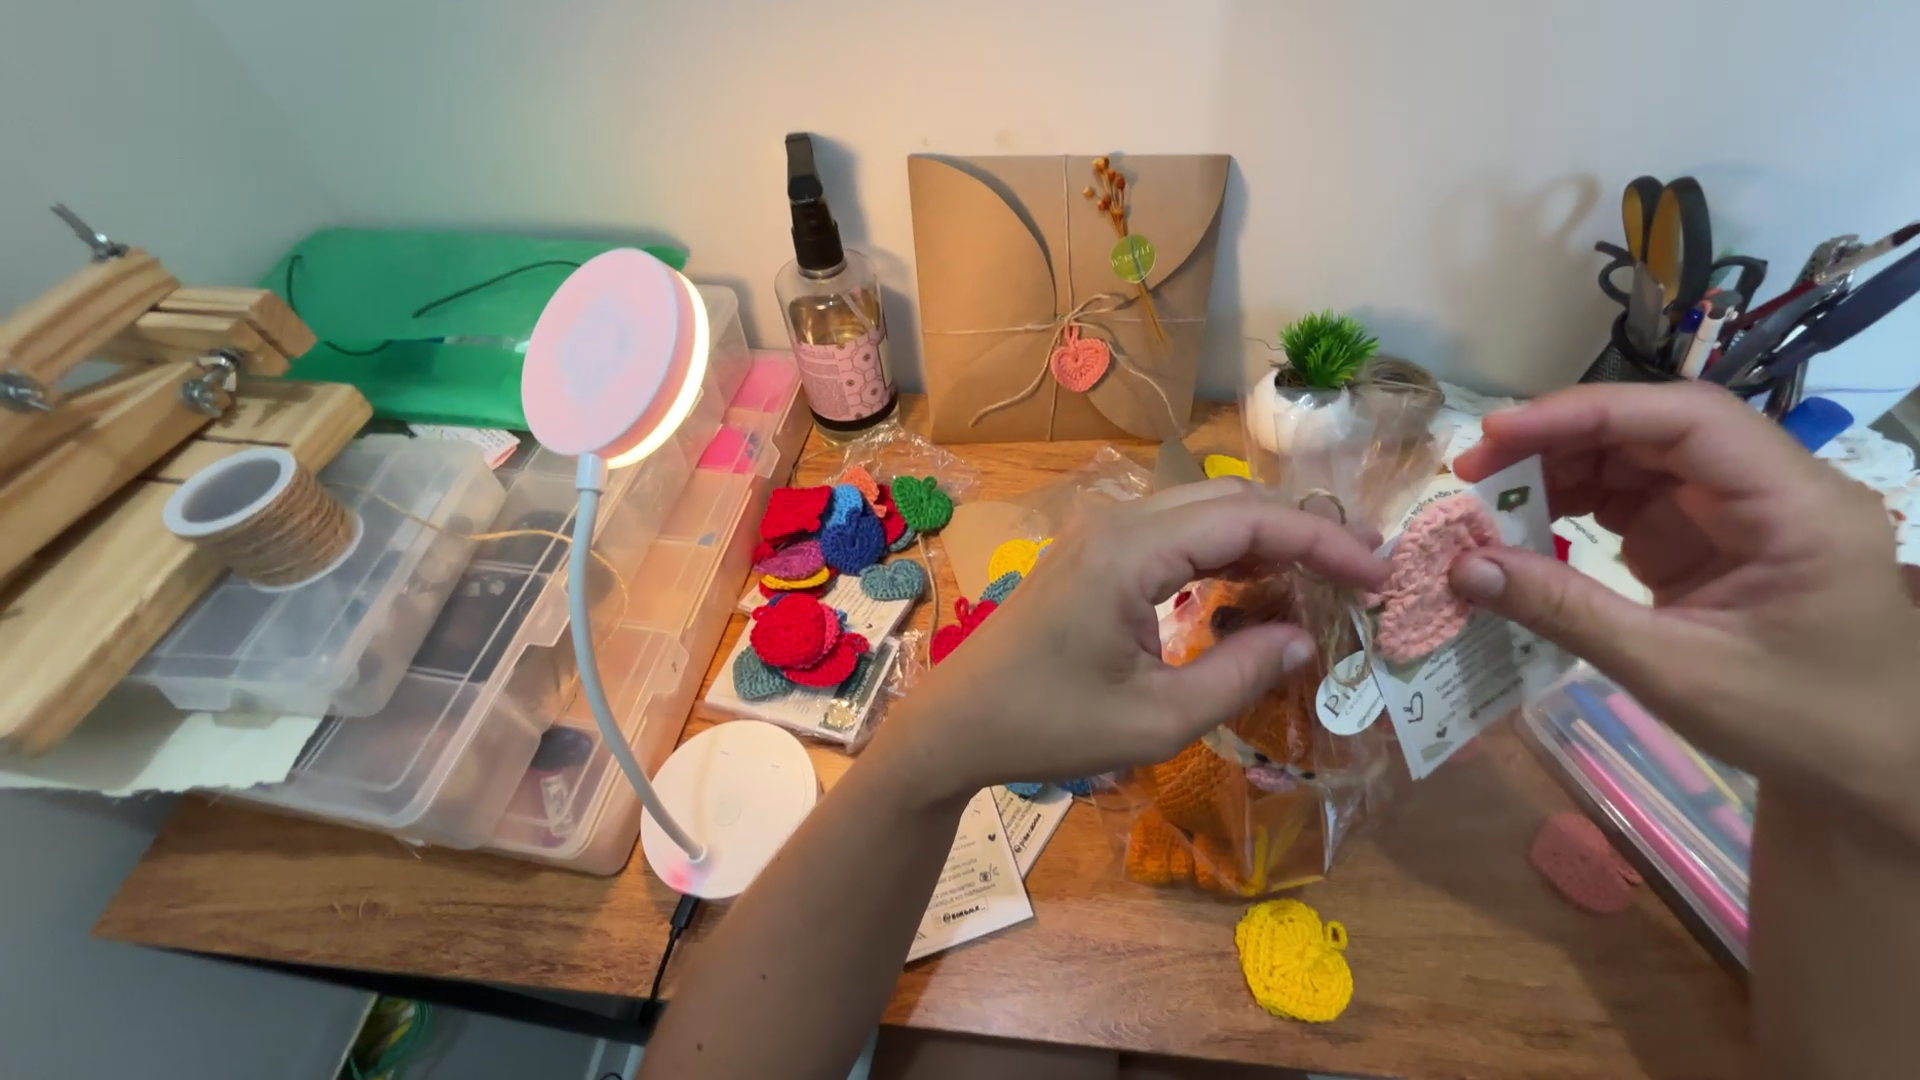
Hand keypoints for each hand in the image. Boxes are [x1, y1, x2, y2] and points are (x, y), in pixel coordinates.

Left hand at [869, 478, 1386, 803]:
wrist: (958, 722)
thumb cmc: (1049, 727)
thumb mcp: (1156, 719)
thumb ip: (1239, 673)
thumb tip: (1303, 637)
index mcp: (1128, 553)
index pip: (1248, 519)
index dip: (1323, 540)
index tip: (1379, 574)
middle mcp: (1114, 523)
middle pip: (1227, 498)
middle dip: (1300, 526)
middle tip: (1360, 570)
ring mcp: (1096, 533)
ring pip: (1199, 510)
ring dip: (1260, 533)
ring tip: (1319, 575)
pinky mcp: (1089, 553)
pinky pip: (1168, 532)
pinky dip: (1218, 549)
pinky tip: (1248, 581)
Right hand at [1448, 382, 1919, 837]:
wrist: (1865, 766)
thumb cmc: (1797, 719)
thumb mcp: (1670, 669)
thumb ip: (1564, 610)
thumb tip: (1461, 567)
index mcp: (1794, 507)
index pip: (1684, 421)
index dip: (1584, 414)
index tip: (1496, 434)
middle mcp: (1767, 489)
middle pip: (1649, 429)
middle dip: (1554, 439)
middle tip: (1472, 471)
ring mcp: (1731, 511)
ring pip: (1630, 457)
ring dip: (1553, 470)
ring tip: (1486, 500)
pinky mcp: (1699, 536)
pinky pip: (1622, 498)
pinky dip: (1565, 504)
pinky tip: (1521, 527)